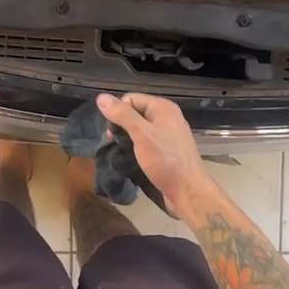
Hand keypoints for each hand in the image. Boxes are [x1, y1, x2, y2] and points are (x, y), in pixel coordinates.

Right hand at [96, 92, 217, 217]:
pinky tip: (131, 157)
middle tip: (114, 142)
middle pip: (134, 112)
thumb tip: (101, 98)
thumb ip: (123, 115)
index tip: (111, 133)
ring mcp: (167, 134)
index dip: (117, 112)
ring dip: (126, 137)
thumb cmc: (166, 160)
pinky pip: (145, 140)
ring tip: (120, 151)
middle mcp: (166, 117)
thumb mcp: (142, 134)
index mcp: (162, 107)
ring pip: (138, 128)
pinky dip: (135, 146)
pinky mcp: (165, 149)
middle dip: (120, 125)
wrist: (188, 191)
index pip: (130, 98)